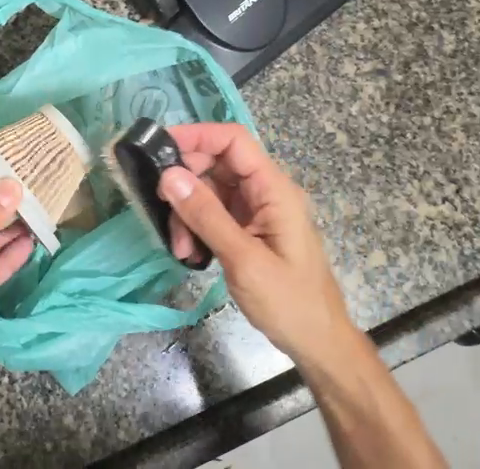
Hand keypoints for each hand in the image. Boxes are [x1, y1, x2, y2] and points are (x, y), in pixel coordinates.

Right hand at [159, 123, 354, 365]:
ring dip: (188, 213)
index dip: (198, 135)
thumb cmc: (289, 302)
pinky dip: (197, 228)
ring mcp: (257, 211)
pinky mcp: (248, 230)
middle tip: (161, 206)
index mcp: (274, 189)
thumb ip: (206, 215)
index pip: (233, 141)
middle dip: (186, 183)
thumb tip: (170, 175)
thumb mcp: (244, 260)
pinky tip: (191, 254)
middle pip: (217, 164)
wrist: (319, 344)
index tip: (160, 146)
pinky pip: (214, 214)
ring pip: (210, 191)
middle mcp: (265, 192)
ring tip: (180, 247)